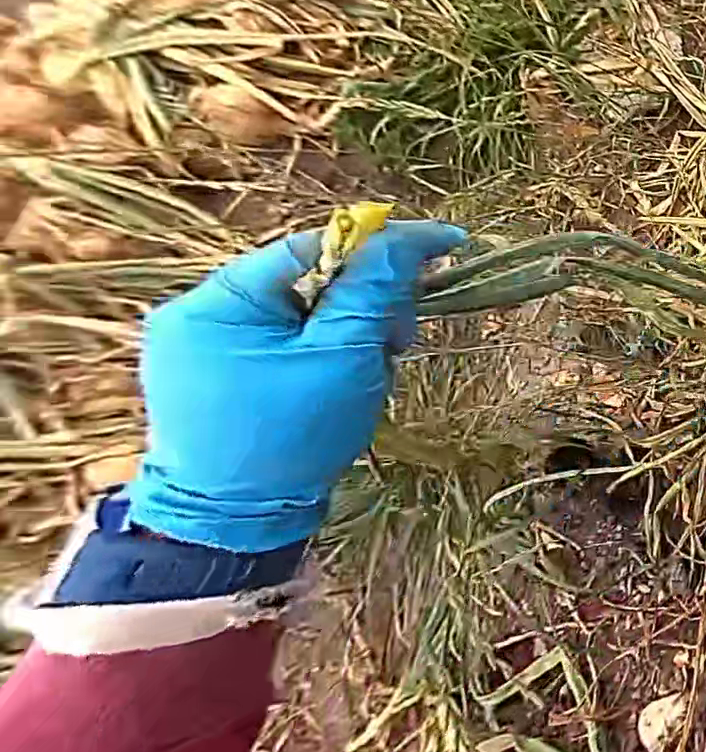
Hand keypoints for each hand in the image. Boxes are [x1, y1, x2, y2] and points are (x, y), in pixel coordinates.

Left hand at [124, 221, 466, 551]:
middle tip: (401, 337)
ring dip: (365, 323)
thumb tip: (406, 239)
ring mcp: (219, 338)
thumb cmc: (294, 429)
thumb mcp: (345, 355)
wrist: (241, 512)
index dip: (386, 242)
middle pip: (320, 274)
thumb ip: (372, 291)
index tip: (448, 241)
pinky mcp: (237, 362)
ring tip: (380, 359)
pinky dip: (345, 341)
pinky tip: (359, 366)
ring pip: (319, 303)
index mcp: (222, 302)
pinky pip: (307, 330)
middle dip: (375, 297)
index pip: (317, 246)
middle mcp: (210, 310)